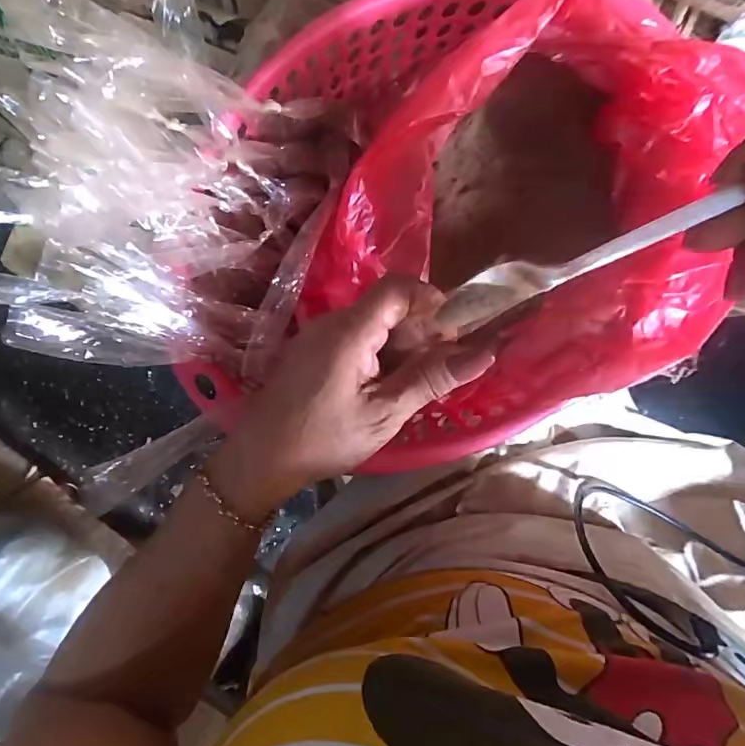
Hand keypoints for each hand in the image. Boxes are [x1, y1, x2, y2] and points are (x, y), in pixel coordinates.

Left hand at [205, 275, 496, 516]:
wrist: (260, 458)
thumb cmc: (323, 438)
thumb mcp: (384, 414)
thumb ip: (431, 378)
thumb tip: (484, 352)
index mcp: (350, 330)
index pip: (398, 287)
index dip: (432, 300)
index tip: (454, 335)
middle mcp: (332, 322)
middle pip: (388, 307)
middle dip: (421, 333)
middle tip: (437, 375)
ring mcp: (318, 335)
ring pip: (373, 325)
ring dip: (401, 349)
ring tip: (410, 390)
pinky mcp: (312, 350)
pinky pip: (355, 339)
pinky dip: (378, 356)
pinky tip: (384, 390)